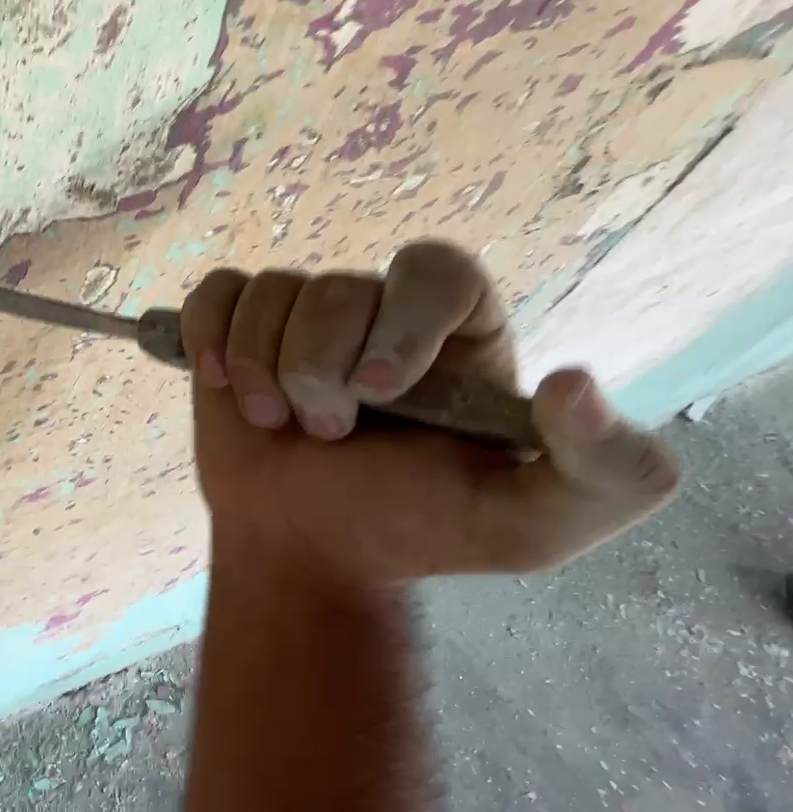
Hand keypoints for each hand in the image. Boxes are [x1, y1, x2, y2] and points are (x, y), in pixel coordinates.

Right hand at [179, 240, 678, 586]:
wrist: (302, 546)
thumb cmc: (410, 529)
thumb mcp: (532, 523)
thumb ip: (607, 470)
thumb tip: (573, 382)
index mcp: (454, 335)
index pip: (435, 270)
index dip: (401, 318)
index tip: (377, 389)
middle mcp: (374, 311)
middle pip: (333, 285)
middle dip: (313, 370)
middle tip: (325, 432)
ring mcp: (296, 315)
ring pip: (267, 290)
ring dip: (257, 368)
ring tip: (272, 423)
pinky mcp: (233, 325)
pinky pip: (214, 292)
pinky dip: (206, 334)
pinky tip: (219, 384)